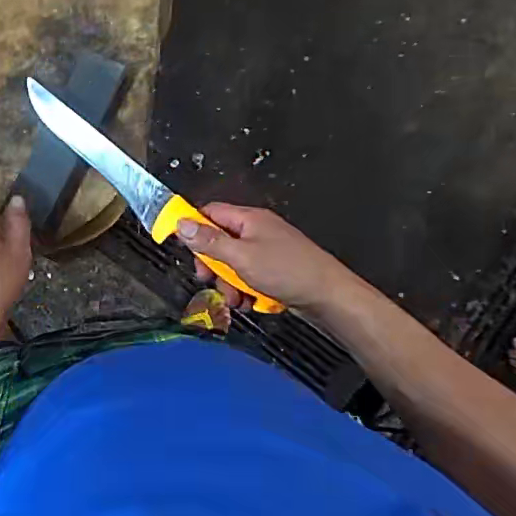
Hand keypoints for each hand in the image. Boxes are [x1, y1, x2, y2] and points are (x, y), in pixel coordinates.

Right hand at [178, 203, 376, 316]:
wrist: (333, 299)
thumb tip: (181, 223)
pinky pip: (249, 277)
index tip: (182, 245)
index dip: (192, 226)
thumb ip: (208, 241)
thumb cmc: (290, 272)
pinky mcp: (275, 271)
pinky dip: (246, 291)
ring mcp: (267, 252)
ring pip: (232, 264)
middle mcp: (257, 231)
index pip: (209, 213)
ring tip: (237, 298)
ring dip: (229, 283)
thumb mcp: (240, 257)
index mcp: (249, 219)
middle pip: (218, 241)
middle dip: (212, 264)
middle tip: (210, 279)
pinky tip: (252, 302)